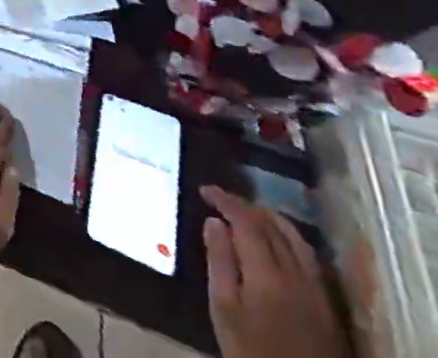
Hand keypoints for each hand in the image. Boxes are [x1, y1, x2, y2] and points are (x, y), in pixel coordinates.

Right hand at [201, 186, 348, 357]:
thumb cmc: (248, 344)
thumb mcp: (223, 304)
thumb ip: (220, 261)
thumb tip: (214, 223)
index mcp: (268, 276)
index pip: (249, 225)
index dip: (227, 202)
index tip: (203, 189)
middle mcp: (298, 277)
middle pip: (277, 230)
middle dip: (248, 207)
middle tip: (219, 197)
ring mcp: (318, 290)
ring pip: (299, 243)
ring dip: (272, 220)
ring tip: (247, 211)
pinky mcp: (327, 301)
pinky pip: (309, 258)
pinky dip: (289, 238)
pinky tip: (276, 240)